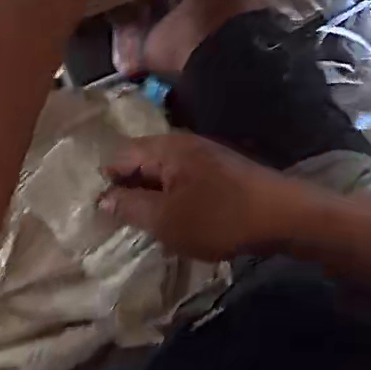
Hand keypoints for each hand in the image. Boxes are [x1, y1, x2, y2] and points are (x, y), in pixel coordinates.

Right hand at [99, 132, 327, 260]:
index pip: (120, 155)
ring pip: (164, 173)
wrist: (280, 214)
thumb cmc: (218, 216)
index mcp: (168, 147)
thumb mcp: (166, 218)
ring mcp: (206, 156)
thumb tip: (104, 196)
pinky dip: (173, 199)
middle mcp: (186, 143)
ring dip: (151, 196)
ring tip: (138, 226)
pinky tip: (172, 221)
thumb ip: (131, 205)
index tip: (90, 210)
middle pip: (143, 161)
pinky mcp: (221, 172)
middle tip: (109, 223)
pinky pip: (185, 182)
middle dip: (126, 189)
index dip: (103, 181)